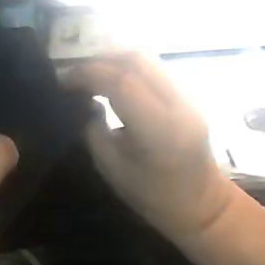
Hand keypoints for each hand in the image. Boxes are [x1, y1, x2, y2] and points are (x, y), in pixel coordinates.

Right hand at [62, 53, 239, 240]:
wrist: (202, 205)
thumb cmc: (153, 196)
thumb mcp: (112, 168)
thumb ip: (94, 130)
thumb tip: (82, 101)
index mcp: (160, 128)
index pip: (121, 81)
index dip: (87, 74)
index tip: (62, 83)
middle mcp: (178, 104)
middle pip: (135, 60)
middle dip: (98, 61)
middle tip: (74, 76)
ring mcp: (187, 96)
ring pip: (146, 58)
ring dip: (113, 60)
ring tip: (89, 75)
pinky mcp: (187, 95)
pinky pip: (154, 68)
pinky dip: (127, 67)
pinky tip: (110, 80)